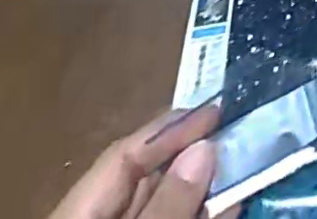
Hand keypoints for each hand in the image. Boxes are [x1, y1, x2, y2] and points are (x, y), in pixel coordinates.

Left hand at [47, 102, 230, 218]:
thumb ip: (164, 207)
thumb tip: (205, 147)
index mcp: (74, 211)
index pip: (122, 156)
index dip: (170, 129)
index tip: (216, 109)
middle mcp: (95, 217)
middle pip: (144, 179)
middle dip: (192, 158)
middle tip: (235, 137)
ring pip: (161, 206)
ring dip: (202, 188)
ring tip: (242, 168)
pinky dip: (198, 217)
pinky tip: (231, 207)